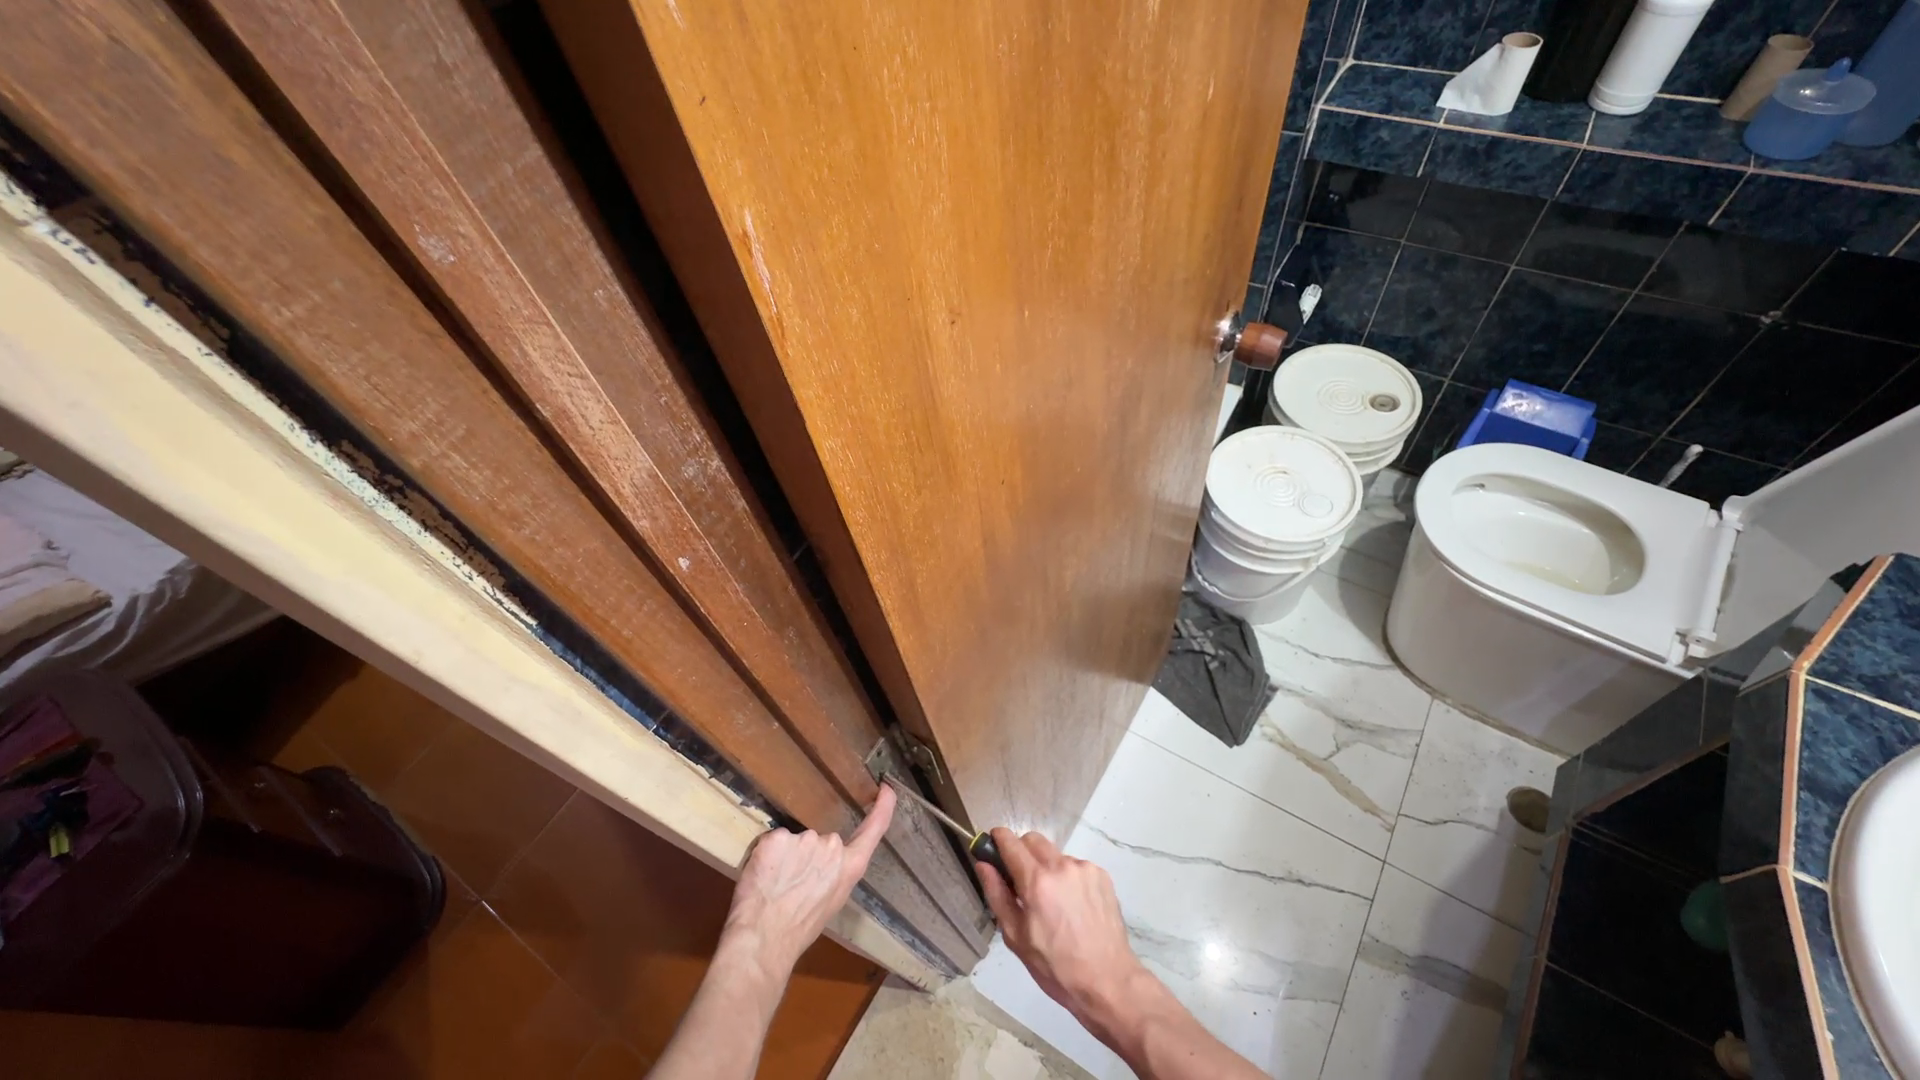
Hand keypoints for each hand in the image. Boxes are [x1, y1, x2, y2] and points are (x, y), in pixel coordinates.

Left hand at [721, 784, 895, 980]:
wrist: (765, 940)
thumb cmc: (798, 931)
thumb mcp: (831, 904)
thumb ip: (833, 874)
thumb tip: (821, 866)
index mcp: (850, 866)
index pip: (872, 831)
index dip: (881, 808)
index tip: (886, 789)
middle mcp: (832, 846)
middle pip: (818, 841)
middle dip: (806, 856)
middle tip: (791, 886)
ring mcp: (805, 839)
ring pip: (792, 841)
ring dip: (784, 857)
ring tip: (775, 887)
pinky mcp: (777, 837)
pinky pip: (771, 842)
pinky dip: (765, 857)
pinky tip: (762, 878)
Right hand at [977, 828, 1148, 1032]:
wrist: (1107, 981)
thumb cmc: (1054, 966)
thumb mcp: (1016, 937)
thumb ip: (997, 895)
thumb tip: (983, 864)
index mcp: (1037, 881)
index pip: (1010, 841)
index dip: (998, 840)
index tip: (992, 847)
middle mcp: (1061, 866)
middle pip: (1033, 840)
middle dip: (1021, 852)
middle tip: (1020, 881)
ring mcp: (1085, 868)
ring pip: (1055, 855)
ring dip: (1047, 868)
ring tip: (1053, 903)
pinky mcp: (1102, 876)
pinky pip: (1075, 867)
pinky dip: (1068, 878)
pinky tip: (1073, 906)